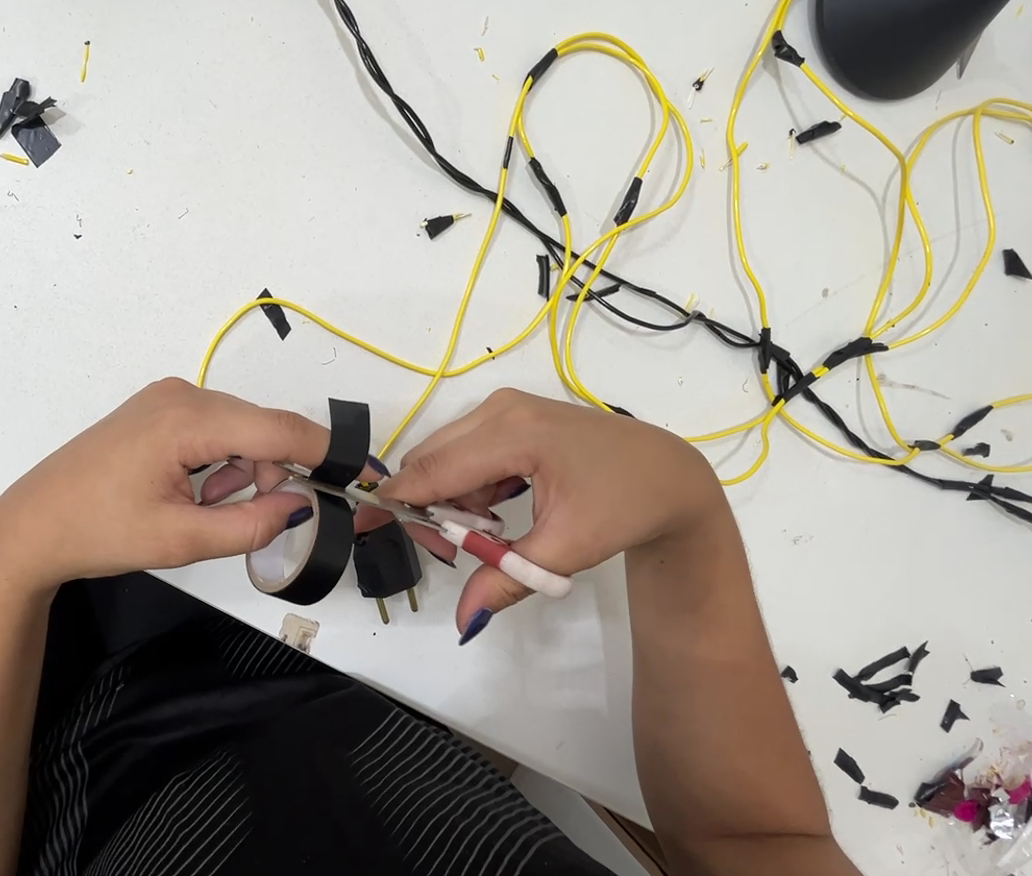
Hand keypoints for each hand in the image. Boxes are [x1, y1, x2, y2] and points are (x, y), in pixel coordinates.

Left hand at [0, 379, 334, 595]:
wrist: (33, 523)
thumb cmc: (98, 531)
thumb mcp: (181, 540)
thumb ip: (250, 525)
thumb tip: (302, 507)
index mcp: (186, 420)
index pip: (277, 428)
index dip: (324, 451)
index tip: (362, 472)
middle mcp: (182, 394)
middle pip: (261, 427)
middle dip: (273, 472)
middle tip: (253, 519)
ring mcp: (169, 397)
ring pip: (240, 428)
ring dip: (242, 469)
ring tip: (202, 507)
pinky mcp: (160, 408)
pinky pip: (215, 427)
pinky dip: (221, 459)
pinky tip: (192, 489)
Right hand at [378, 388, 726, 637]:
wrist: (668, 475)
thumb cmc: (624, 506)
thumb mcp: (567, 549)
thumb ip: (508, 580)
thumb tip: (464, 624)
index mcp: (513, 434)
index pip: (433, 469)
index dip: (395, 499)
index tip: (363, 524)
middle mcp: (498, 410)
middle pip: (430, 459)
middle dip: (427, 506)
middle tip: (454, 551)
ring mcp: (502, 408)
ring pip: (443, 455)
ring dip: (447, 497)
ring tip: (484, 534)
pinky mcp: (507, 414)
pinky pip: (462, 449)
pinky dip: (465, 484)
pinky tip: (494, 508)